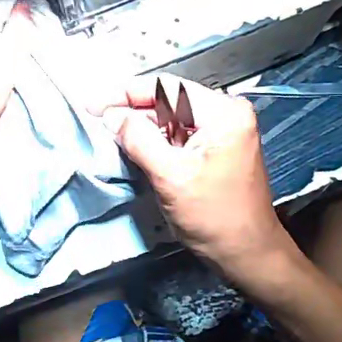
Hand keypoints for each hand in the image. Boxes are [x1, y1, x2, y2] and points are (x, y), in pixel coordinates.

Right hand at [100, 74, 295, 280]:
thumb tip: (112, 116)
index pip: (166, 88)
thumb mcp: (171, 175)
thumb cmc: (216, 217)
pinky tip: (132, 145)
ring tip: (110, 132)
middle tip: (97, 118)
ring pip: (170, 119)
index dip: (126, 94)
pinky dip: (154, 140)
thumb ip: (139, 139)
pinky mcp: (214, 151)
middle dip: (132, 110)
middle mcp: (226, 115)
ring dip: (141, 126)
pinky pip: (178, 136)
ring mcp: (222, 133)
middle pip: (168, 101)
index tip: (95, 105)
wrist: (246, 254)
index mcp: (223, 113)